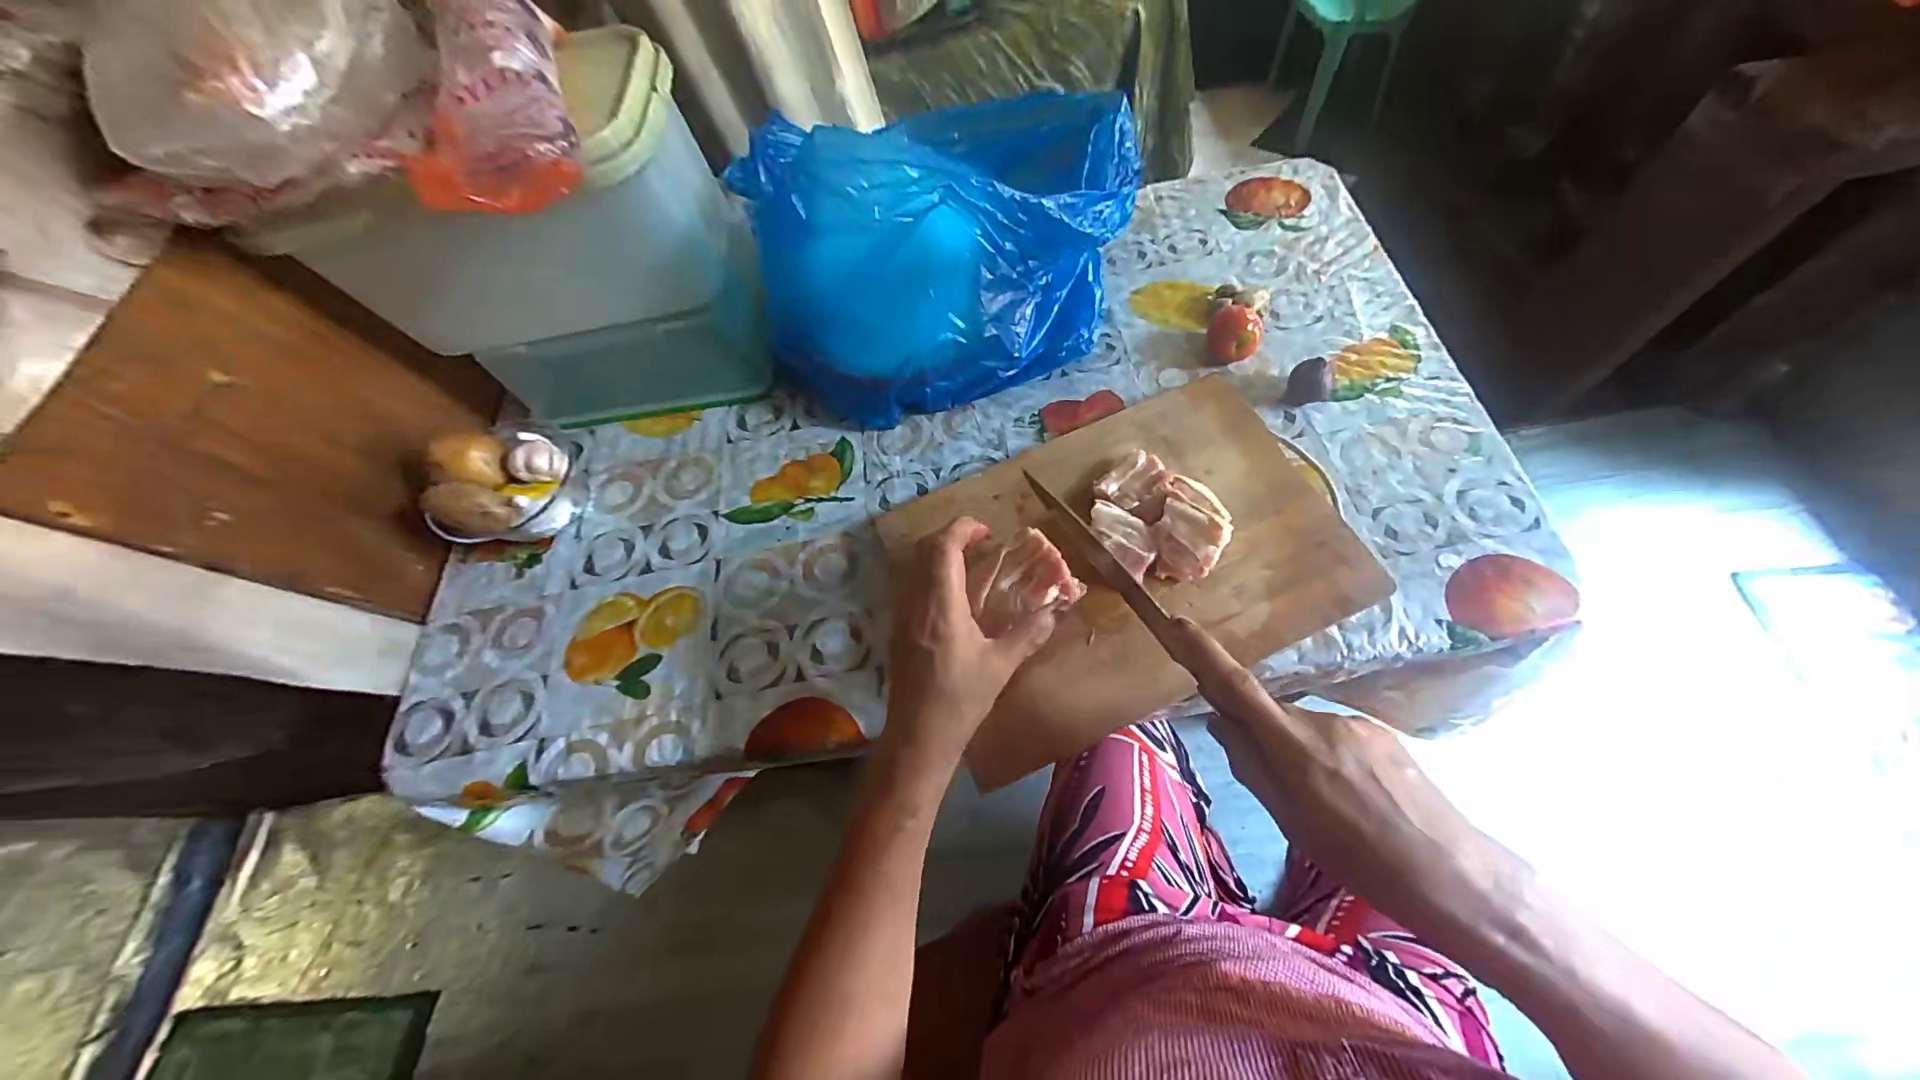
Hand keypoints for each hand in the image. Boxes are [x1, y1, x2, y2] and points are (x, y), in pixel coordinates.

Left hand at [884, 517, 1057, 765]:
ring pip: (915, 569)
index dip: (962, 529)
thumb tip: (1054, 610)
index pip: (943, 548)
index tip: (986, 530)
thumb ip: (1028, 633)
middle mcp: (915, 604)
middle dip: (951, 538)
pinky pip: (912, 588)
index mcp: (941, 606)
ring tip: (969, 565)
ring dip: (939, 557)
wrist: (917, 736)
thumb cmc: (960, 701)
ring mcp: (902, 617)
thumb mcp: (1001, 666)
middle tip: (980, 543)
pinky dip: (931, 577)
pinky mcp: (898, 632)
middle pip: (925, 552)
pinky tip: (953, 598)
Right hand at [1167, 618, 1503, 925]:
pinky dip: (1329, 757)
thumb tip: (1222, 723)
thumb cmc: (1358, 858)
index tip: (1178, 624)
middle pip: (1270, 714)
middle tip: (1280, 789)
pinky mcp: (1380, 731)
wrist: (1454, 874)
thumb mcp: (1290, 821)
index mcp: (1293, 746)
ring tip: (1329, 805)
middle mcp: (1321, 720)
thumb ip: (1251, 766)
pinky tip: (1355, 797)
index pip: (1237, 688)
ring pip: (1304, 728)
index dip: (1204, 655)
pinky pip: (1334, 735)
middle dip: (1262, 738)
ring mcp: (1355, 722)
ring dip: (1300, 753)